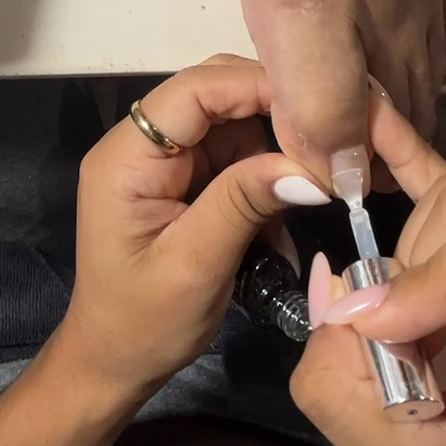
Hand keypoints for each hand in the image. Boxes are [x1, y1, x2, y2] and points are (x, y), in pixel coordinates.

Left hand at [54, 57, 324, 395]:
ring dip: (275, 150)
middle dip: (274, 110)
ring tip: (316, 186)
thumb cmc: (143, 322)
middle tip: (332, 139)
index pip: (192, 91)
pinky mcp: (183, 177)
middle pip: (213, 95)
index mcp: (127, 157)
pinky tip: (285, 210)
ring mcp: (163, 158)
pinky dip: (265, 176)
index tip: (320, 104)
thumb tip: (309, 168)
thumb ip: (243, 204)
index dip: (255, 85)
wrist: (114, 360)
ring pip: (232, 122)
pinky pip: (234, 154)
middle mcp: (141, 144)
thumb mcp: (195, 266)